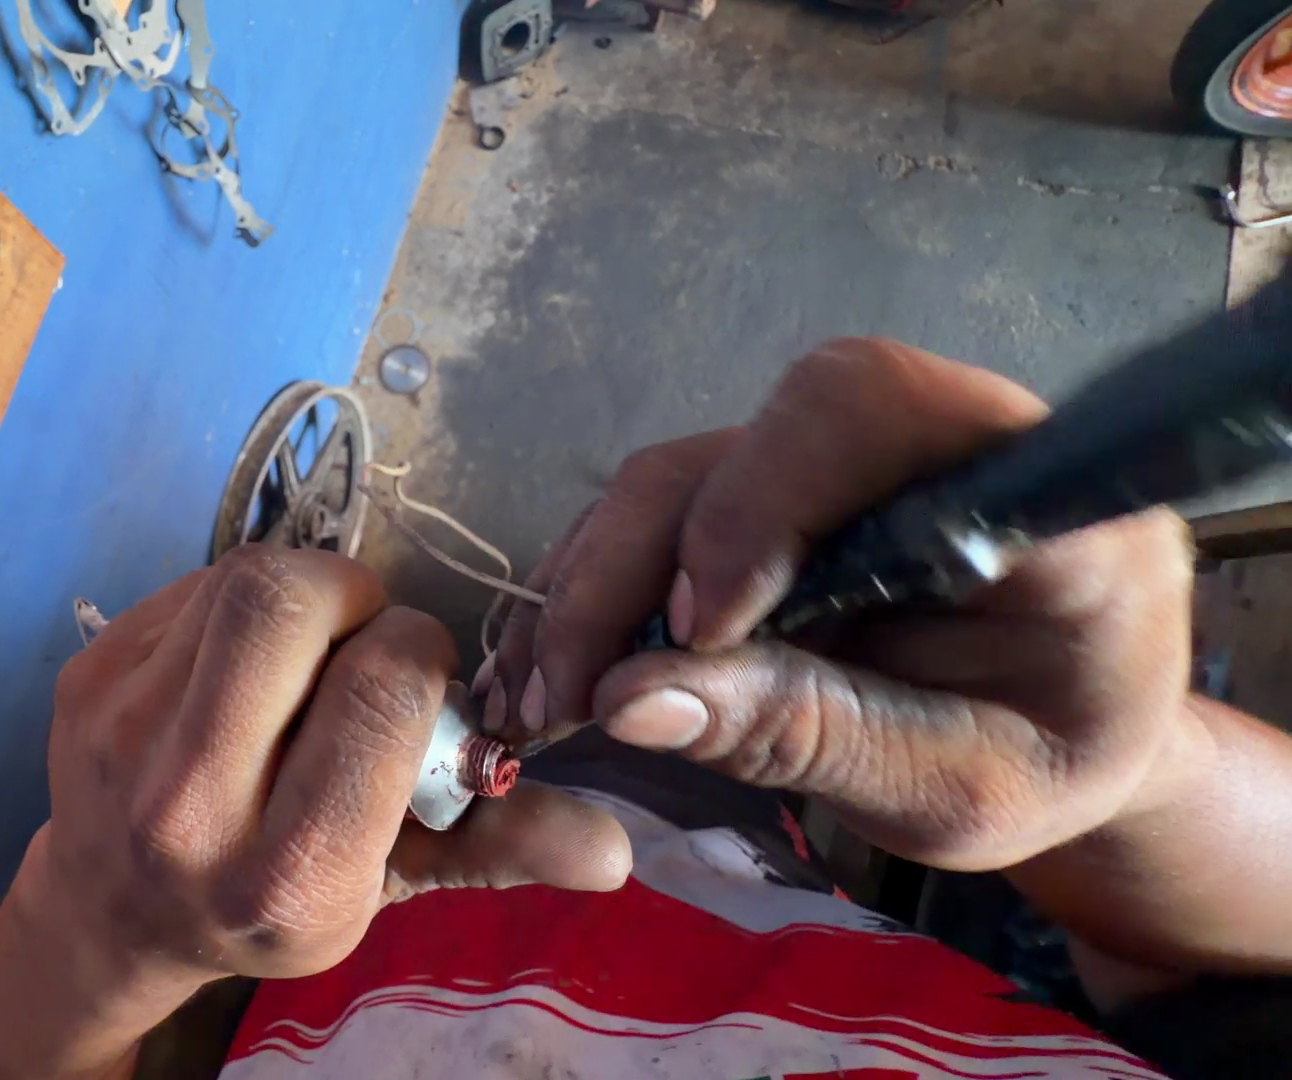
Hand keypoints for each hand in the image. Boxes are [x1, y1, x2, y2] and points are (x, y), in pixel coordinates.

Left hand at [36, 546, 628, 996]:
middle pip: (287, 603)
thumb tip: (610, 846)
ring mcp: (120, 724)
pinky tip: (244, 656)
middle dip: (352, 597)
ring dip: (301, 589)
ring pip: (244, 577)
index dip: (419, 655)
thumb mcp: (388, 887)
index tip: (413, 673)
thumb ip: (494, 849)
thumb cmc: (268, 901)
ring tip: (306, 645)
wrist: (113, 910)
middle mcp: (186, 800)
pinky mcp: (87, 674)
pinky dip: (243, 600)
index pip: (382, 692)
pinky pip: (197, 584)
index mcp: (287, 871)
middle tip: (359, 637)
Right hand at [489, 338, 1199, 871]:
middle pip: (704, 464)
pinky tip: (557, 664)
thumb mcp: (944, 784)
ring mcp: (792, 468)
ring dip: (580, 597)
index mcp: (1003, 485)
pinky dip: (580, 596)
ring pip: (647, 492)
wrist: (1029, 725)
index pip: (853, 410)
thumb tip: (625, 702)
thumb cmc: (1031, 757)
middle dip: (616, 582)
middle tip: (567, 699)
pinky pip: (628, 524)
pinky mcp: (733, 499)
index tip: (697, 633)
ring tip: (548, 700)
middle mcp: (882, 447)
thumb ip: (802, 732)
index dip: (752, 505)